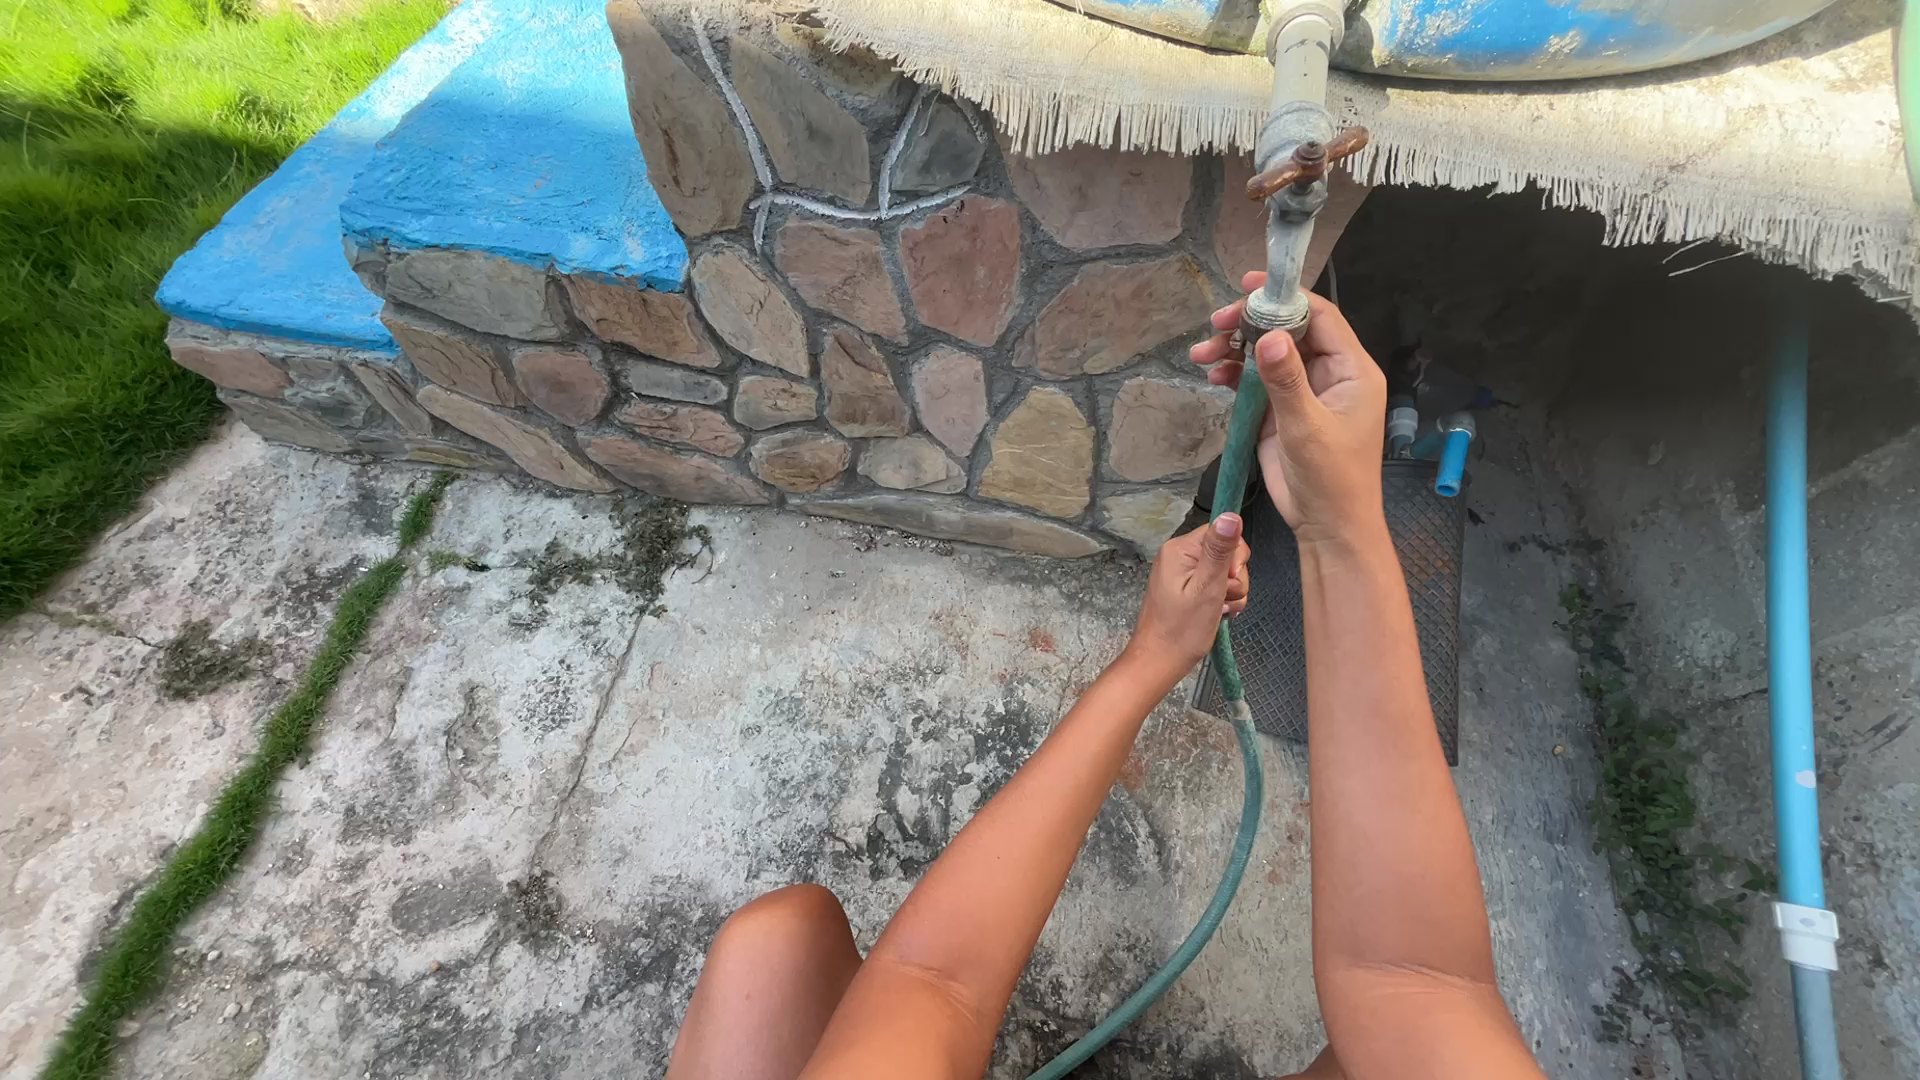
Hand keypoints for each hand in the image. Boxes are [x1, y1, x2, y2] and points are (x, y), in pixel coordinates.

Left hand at [1126, 513, 1250, 676]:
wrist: (1161, 660)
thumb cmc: (1182, 629)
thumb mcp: (1207, 587)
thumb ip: (1220, 551)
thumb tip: (1231, 514)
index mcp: (1179, 549)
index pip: (1221, 532)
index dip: (1233, 557)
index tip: (1226, 580)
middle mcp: (1179, 556)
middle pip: (1226, 552)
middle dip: (1234, 578)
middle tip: (1222, 599)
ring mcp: (1183, 573)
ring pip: (1226, 572)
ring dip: (1231, 592)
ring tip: (1219, 610)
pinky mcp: (1188, 588)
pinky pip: (1217, 585)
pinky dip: (1224, 600)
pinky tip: (1218, 614)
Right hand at [1189, 271, 1386, 547]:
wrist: (1326, 524)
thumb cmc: (1330, 478)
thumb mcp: (1306, 427)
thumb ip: (1286, 381)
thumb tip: (1267, 337)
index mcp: (1350, 370)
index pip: (1319, 318)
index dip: (1285, 297)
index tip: (1248, 287)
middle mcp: (1328, 374)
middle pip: (1288, 332)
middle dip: (1250, 325)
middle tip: (1214, 325)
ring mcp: (1304, 393)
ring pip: (1267, 356)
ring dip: (1235, 351)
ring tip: (1201, 354)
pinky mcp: (1282, 412)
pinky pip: (1257, 383)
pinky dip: (1235, 376)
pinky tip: (1214, 376)